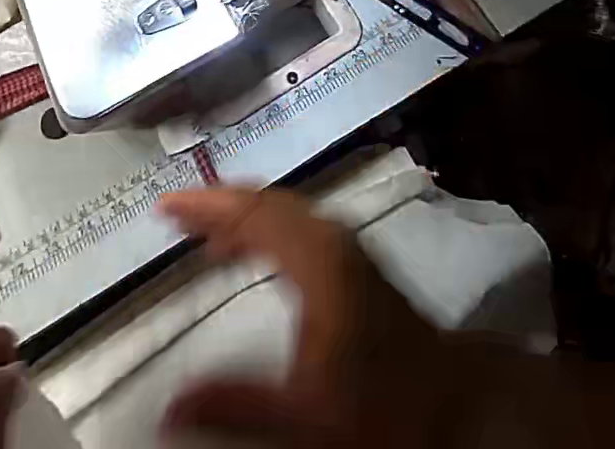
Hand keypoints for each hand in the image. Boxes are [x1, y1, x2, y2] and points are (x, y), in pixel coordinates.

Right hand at [156, 188, 460, 447]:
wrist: (447, 396)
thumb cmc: (379, 402)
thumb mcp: (305, 413)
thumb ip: (235, 405)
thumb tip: (169, 409)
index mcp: (316, 259)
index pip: (251, 213)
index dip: (206, 206)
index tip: (167, 206)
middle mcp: (328, 237)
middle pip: (264, 200)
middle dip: (217, 202)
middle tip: (175, 212)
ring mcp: (341, 242)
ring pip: (279, 208)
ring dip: (237, 212)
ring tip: (198, 228)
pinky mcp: (347, 254)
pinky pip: (292, 222)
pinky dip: (260, 224)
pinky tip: (242, 247)